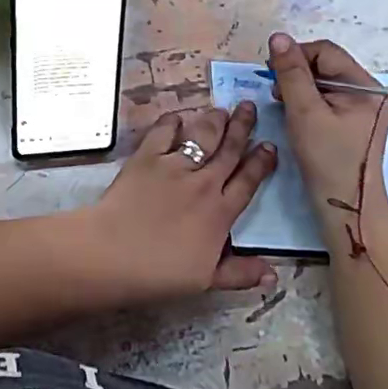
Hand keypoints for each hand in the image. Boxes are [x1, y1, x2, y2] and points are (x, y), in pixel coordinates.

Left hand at [77, 105, 278, 302]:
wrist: (114, 253)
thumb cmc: (160, 273)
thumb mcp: (206, 281)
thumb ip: (240, 273)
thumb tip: (273, 275)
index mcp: (220, 213)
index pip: (247, 182)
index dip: (260, 163)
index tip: (270, 145)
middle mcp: (203, 184)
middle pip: (228, 151)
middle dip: (242, 127)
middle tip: (249, 107)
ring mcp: (174, 167)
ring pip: (201, 136)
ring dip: (214, 121)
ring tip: (222, 109)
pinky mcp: (147, 157)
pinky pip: (163, 132)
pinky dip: (172, 122)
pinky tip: (178, 117)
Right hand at [265, 32, 387, 215]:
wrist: (346, 208)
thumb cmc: (327, 158)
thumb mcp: (304, 112)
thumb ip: (291, 72)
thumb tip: (278, 37)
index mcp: (367, 86)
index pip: (326, 51)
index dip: (296, 55)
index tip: (272, 73)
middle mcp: (371, 92)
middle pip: (326, 64)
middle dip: (297, 72)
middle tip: (276, 92)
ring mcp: (364, 109)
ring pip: (324, 81)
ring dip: (300, 87)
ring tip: (284, 104)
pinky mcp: (355, 123)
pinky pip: (328, 99)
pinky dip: (308, 101)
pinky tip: (296, 115)